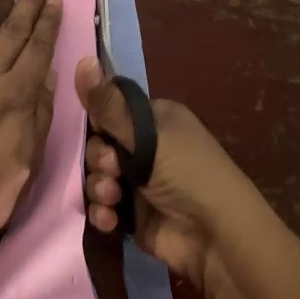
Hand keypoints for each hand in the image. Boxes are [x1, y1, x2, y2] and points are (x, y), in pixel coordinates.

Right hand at [76, 56, 248, 290]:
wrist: (217, 239)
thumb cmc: (188, 174)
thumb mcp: (147, 136)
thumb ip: (108, 105)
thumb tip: (82, 59)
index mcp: (153, 120)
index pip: (110, 109)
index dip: (97, 120)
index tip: (96, 131)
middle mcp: (145, 148)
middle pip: (99, 144)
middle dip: (99, 158)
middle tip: (112, 168)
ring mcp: (137, 183)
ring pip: (98, 176)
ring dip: (99, 186)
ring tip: (113, 198)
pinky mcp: (132, 215)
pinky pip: (103, 206)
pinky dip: (102, 212)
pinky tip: (110, 219)